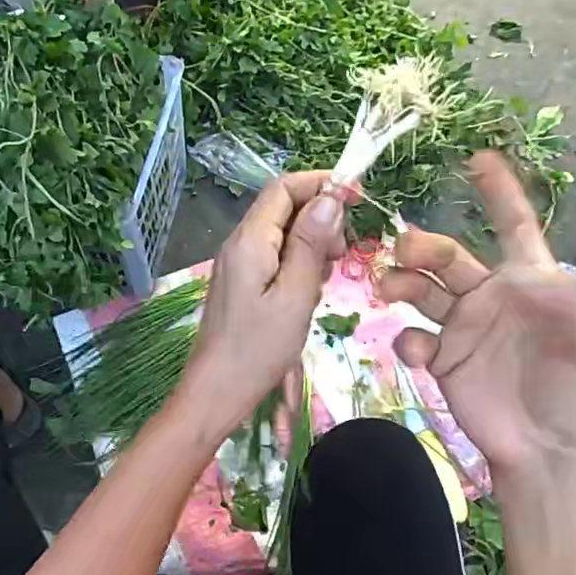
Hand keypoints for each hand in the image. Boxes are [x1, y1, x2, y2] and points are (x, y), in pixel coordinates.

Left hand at [177, 171, 346, 433]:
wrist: (218, 391)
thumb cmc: (259, 348)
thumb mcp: (295, 295)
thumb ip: (311, 244)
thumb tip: (330, 198)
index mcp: (251, 240)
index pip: (284, 188)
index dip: (321, 183)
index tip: (357, 195)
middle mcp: (241, 243)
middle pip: (285, 207)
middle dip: (321, 218)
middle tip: (341, 254)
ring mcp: (240, 263)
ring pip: (284, 232)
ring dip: (313, 243)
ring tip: (328, 276)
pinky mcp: (244, 282)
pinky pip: (277, 255)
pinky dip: (301, 263)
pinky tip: (310, 291)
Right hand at [378, 153, 575, 493]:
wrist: (554, 452)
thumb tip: (535, 270)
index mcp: (532, 283)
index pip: (514, 228)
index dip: (499, 193)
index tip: (478, 159)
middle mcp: (493, 297)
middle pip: (450, 255)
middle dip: (424, 244)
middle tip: (405, 247)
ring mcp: (464, 329)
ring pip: (422, 289)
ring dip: (401, 281)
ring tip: (390, 287)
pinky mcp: (443, 361)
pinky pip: (415, 340)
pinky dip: (407, 339)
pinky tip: (420, 351)